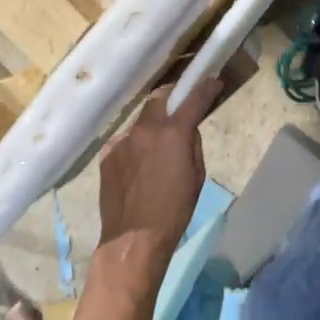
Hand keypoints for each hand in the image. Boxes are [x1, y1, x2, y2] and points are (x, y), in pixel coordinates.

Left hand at [93, 80, 222, 291]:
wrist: (134, 238)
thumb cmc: (174, 211)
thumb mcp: (197, 177)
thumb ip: (192, 146)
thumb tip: (186, 133)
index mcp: (173, 134)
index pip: (193, 99)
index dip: (205, 87)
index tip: (212, 81)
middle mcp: (145, 129)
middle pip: (159, 99)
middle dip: (171, 100)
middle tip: (179, 112)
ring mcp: (122, 141)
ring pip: (141, 122)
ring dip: (152, 128)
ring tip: (156, 152)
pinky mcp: (107, 155)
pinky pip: (126, 142)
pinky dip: (135, 148)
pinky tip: (138, 169)